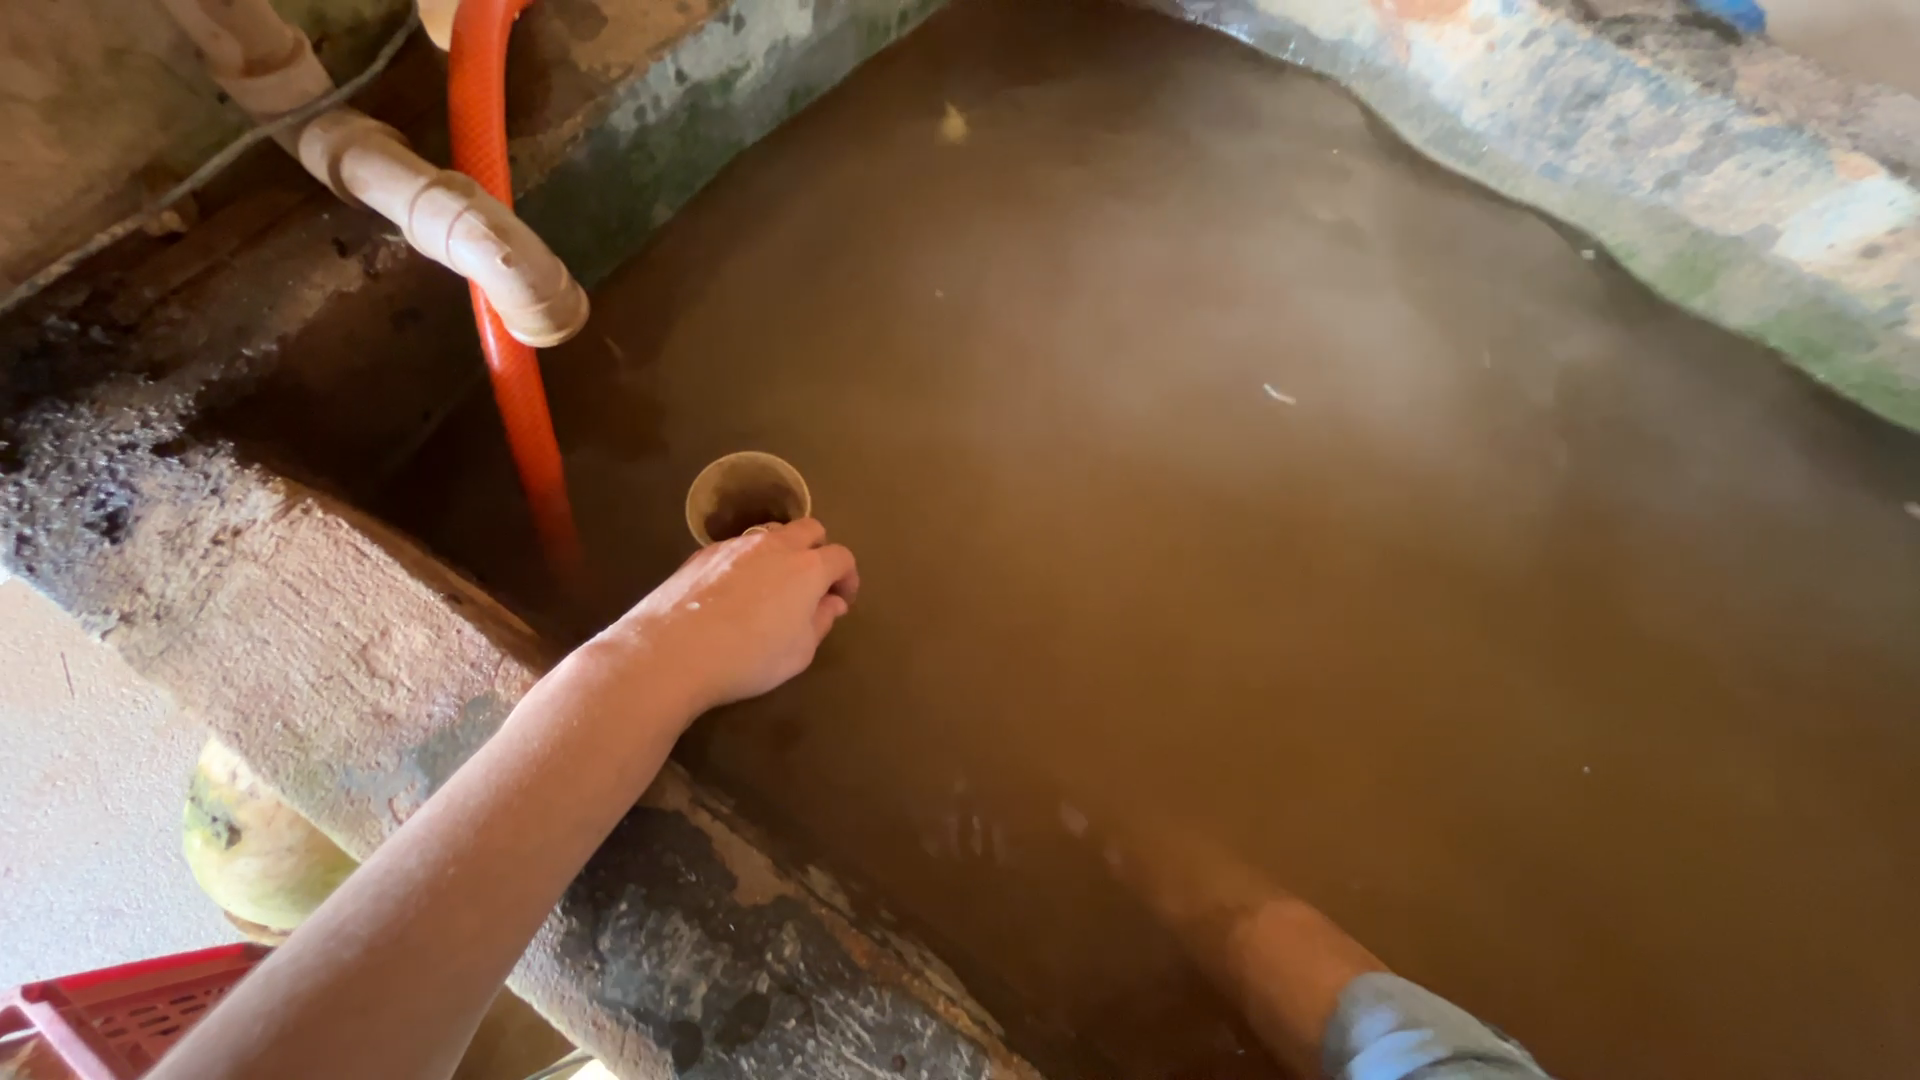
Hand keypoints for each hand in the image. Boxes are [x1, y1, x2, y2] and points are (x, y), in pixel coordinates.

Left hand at [607, 518, 859, 714]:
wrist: (670, 652)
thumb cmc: (748, 658)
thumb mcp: (799, 652)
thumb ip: (821, 622)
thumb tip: (832, 603)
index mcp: (808, 568)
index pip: (841, 557)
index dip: (848, 578)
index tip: (842, 600)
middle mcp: (775, 545)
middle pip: (810, 529)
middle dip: (819, 551)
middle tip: (812, 584)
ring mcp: (736, 545)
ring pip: (771, 533)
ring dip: (782, 551)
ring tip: (772, 584)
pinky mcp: (703, 553)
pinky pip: (737, 548)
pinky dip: (747, 562)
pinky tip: (733, 593)